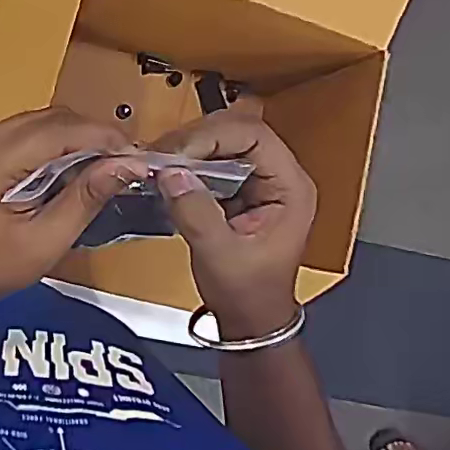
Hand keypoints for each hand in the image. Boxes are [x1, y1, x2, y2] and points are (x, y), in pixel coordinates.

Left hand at [0, 108, 146, 306]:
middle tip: (125, 163)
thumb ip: (86, 197)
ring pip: (48, 120)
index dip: (102, 137)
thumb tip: (127, 165)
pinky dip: (64, 142)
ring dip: (81, 137)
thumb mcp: (48, 239)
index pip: (58, 130)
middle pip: (54, 118)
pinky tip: (78, 167)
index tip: (135, 155)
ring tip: (106, 166)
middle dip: (95, 136)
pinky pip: (37, 130)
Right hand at [151, 112, 315, 338]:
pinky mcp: (236, 189)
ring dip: (188, 148)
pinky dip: (186, 163)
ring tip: (159, 162)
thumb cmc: (248, 294)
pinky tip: (166, 173)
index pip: (255, 136)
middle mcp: (277, 176)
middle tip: (162, 156)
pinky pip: (210, 161)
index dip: (214, 136)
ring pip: (221, 142)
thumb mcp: (221, 256)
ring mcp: (257, 181)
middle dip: (196, 139)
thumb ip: (197, 214)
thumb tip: (171, 173)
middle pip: (236, 131)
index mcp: (289, 188)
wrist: (249, 318)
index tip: (179, 153)